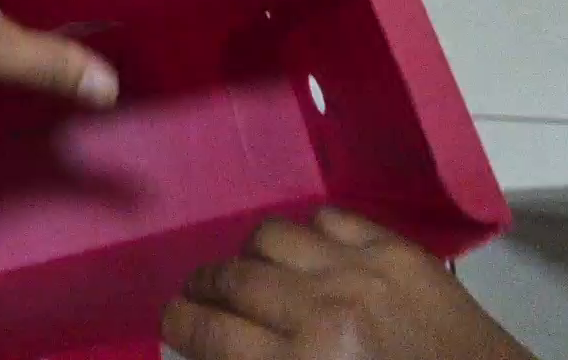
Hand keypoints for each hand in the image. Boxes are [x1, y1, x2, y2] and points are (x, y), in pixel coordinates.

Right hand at [163, 209, 536, 359]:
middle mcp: (326, 310)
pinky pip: (328, 221)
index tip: (170, 321)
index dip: (181, 326)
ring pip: (272, 238)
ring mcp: (364, 270)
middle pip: (235, 280)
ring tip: (249, 272)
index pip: (216, 337)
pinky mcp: (397, 249)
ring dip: (250, 256)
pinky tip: (307, 255)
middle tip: (195, 295)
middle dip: (203, 287)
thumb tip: (220, 354)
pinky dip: (307, 236)